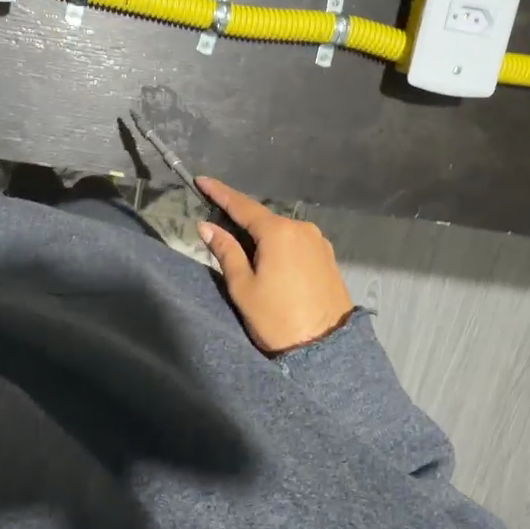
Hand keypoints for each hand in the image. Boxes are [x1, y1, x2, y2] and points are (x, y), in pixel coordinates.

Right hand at [195, 177, 354, 354]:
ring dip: (260, 236)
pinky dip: (278, 245)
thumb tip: (207, 226)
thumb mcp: (243, 287)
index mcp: (278, 232)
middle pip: (263, 219)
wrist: (326, 348)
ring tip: (242, 252)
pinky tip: (269, 260)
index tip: (202, 180)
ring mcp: (318, 242)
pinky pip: (295, 243)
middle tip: (216, 227)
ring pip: (280, 231)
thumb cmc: (277, 318)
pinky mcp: (327, 257)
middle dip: (240, 220)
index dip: (220, 193)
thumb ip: (225, 251)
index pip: (242, 205)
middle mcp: (301, 228)